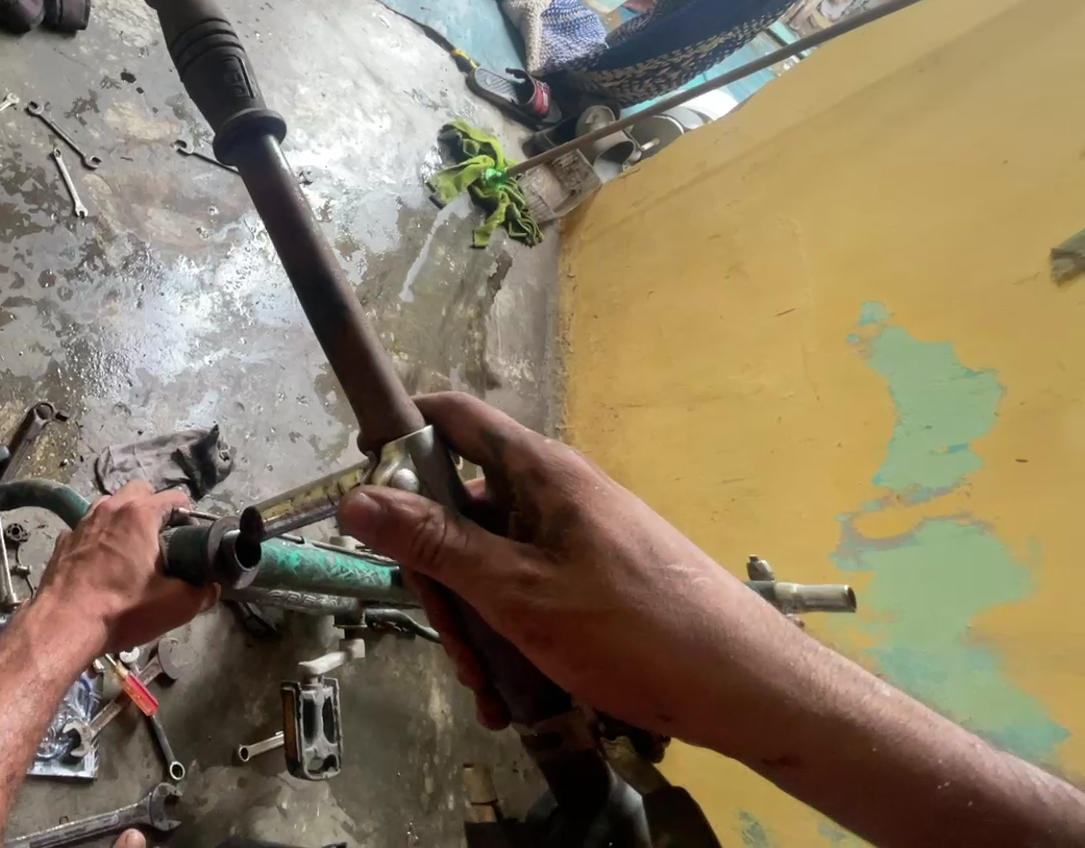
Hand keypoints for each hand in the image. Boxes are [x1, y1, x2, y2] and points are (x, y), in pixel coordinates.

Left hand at [32, 480, 217, 654]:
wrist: (65, 623)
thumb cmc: (121, 610)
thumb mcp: (174, 606)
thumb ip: (201, 594)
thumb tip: (212, 588)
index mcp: (139, 515)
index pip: (174, 497)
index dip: (187, 514)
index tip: (189, 535)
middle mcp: (110, 508)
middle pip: (139, 491)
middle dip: (153, 507)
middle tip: (161, 538)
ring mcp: (83, 520)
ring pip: (111, 505)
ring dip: (124, 518)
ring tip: (131, 548)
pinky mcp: (65, 538)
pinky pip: (88, 527)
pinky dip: (99, 536)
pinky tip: (101, 562)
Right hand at [336, 392, 801, 752]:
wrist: (761, 697)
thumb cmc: (635, 629)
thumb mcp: (516, 590)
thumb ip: (432, 541)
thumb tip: (352, 499)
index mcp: (535, 470)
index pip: (450, 416)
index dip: (400, 432)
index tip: (366, 480)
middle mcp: (547, 491)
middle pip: (457, 501)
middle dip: (434, 565)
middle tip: (444, 630)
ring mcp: (566, 533)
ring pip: (483, 553)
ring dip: (468, 611)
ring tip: (482, 680)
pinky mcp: (583, 572)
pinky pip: (517, 583)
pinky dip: (501, 626)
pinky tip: (505, 686)